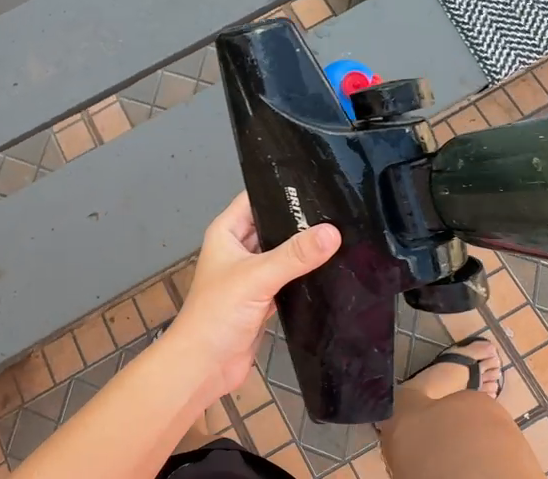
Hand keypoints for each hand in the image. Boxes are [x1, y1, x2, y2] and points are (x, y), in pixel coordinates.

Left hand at [163, 192, 340, 397]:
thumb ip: (294, 256)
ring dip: (303, 251)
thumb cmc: (218, 312)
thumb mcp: (257, 276)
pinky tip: (331, 272)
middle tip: (339, 212)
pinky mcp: (263, 299)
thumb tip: (332, 232)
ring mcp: (251, 275)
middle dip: (299, 222)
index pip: (254, 198)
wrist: (205, 365)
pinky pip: (287, 280)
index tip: (316, 183)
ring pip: (281, 254)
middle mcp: (238, 248)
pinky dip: (303, 277)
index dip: (280, 189)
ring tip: (342, 237)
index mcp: (227, 232)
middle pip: (271, 226)